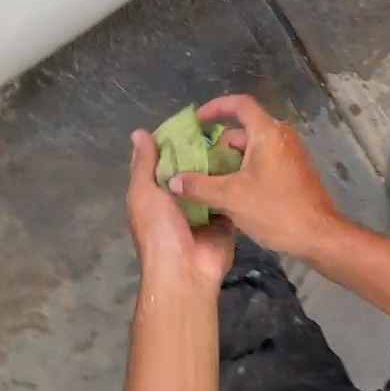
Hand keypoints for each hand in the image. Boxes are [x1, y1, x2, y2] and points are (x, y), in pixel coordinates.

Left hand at [126, 130, 234, 294]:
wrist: (186, 271)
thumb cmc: (158, 230)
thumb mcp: (143, 194)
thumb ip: (143, 164)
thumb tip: (138, 132)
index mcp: (156, 194)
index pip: (166, 161)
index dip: (177, 141)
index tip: (195, 119)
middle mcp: (179, 200)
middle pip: (193, 169)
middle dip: (205, 151)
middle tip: (224, 126)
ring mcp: (204, 210)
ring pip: (213, 180)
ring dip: (223, 164)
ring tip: (240, 137)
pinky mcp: (226, 218)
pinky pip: (231, 196)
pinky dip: (238, 182)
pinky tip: (250, 161)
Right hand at [168, 95, 346, 259]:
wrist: (318, 235)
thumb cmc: (275, 210)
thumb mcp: (231, 198)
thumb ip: (199, 186)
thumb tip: (173, 180)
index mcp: (267, 133)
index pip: (240, 104)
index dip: (216, 107)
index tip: (197, 120)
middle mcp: (280, 136)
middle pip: (243, 129)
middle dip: (219, 145)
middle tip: (197, 163)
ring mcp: (289, 153)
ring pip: (253, 148)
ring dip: (230, 161)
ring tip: (208, 181)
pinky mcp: (293, 170)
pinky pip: (264, 159)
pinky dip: (245, 169)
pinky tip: (231, 192)